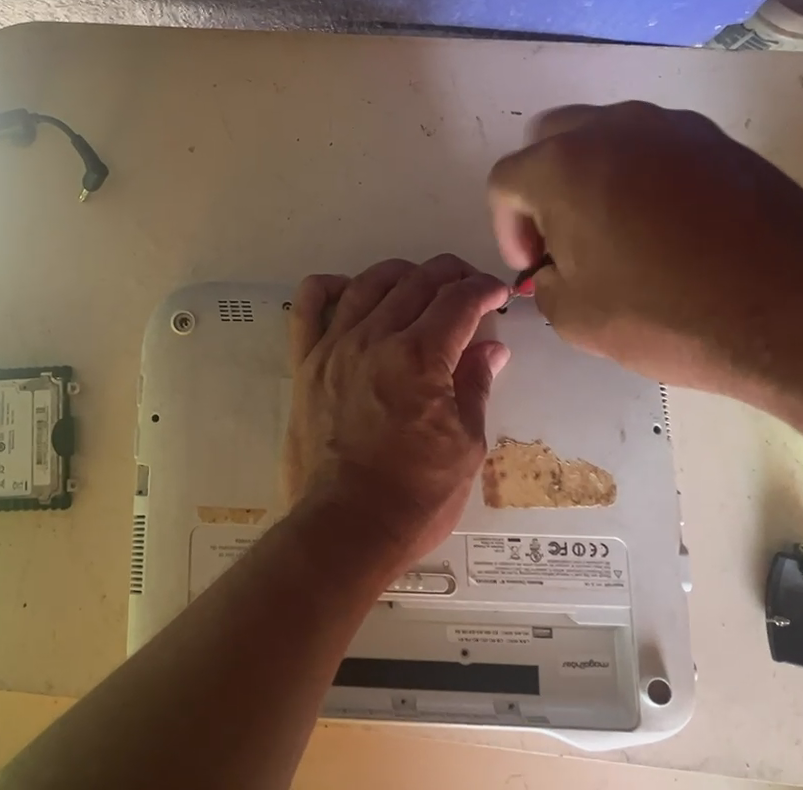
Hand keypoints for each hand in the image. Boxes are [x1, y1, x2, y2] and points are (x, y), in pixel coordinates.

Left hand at [282, 255, 510, 573]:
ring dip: (400, 275)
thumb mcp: (465, 444)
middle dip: (449, 276)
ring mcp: (333, 347)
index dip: (484, 289)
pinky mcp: (305, 363)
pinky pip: (309, 307)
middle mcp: (374, 338)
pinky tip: (351, 290)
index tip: (497, 294)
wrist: (346, 526)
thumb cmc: (416, 496)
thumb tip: (490, 347)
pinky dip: (330, 287)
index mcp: (420, 357)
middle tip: (467, 287)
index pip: (459, 300)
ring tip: (419, 283)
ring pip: (367, 285)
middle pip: (415, 283)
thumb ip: (475, 385)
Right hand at [486, 102, 802, 396]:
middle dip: (544, 188)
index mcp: (563, 165)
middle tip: (565, 239)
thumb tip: (558, 265)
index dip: (509, 228)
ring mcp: (673, 128)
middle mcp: (613, 129)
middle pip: (550, 140)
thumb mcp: (575, 317)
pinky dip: (644, 178)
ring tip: (618, 233)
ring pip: (606, 137)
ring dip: (593, 176)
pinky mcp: (722, 143)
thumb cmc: (670, 315)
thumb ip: (545, 281)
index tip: (535, 266)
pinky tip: (669, 230)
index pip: (506, 181)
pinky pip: (657, 148)